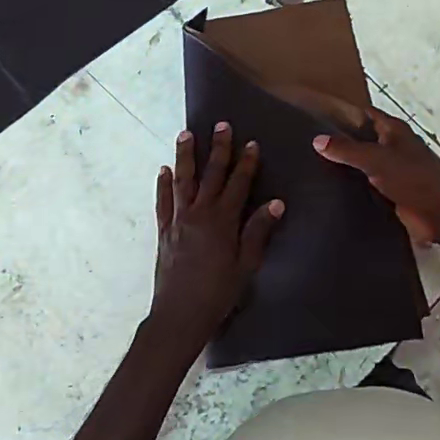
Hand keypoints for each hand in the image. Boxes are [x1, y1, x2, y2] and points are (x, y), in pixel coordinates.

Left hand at [149, 123, 282, 349]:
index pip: (238, 184)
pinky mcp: (164, 230)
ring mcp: (178, 219)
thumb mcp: (246, 265)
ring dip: (185, 156)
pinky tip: (164, 170)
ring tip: (186, 133)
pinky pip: (163, 201)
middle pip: (210, 174)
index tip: (251, 142)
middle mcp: (199, 213)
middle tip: (221, 124)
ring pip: (183, 180)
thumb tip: (276, 203)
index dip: (246, 163)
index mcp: (223, 220)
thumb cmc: (218, 292)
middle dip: (218, 148)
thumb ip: (258, 231)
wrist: (179, 314)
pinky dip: (163, 184)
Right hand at [312, 107, 439, 245]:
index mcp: (393, 130)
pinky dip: (351, 185)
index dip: (342, 112)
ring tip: (310, 165)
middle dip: (339, 141)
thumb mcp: (377, 160)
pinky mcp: (390, 193)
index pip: (363, 113)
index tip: (315, 116)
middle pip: (361, 138)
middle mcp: (392, 146)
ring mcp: (392, 170)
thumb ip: (347, 149)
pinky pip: (365, 184)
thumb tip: (317, 139)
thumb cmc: (415, 179)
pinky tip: (329, 189)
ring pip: (362, 163)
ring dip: (344, 165)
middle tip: (306, 142)